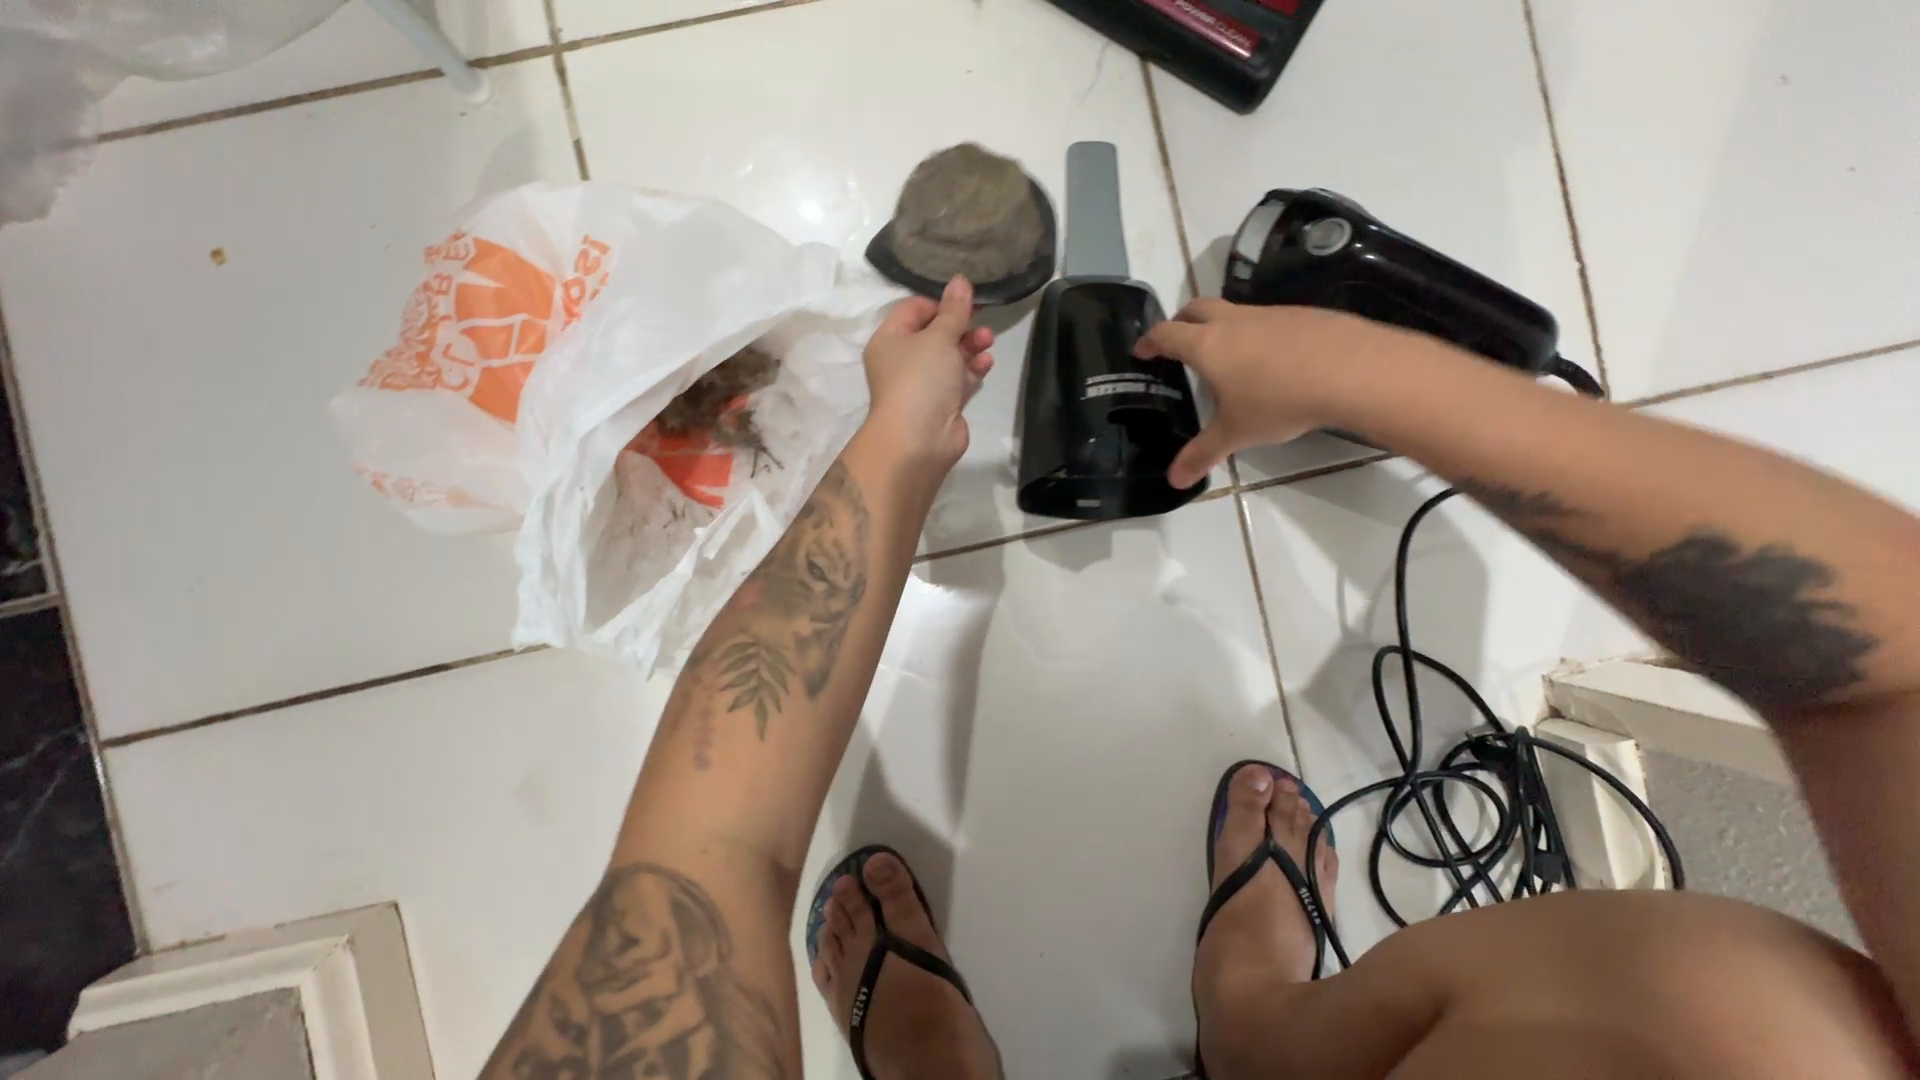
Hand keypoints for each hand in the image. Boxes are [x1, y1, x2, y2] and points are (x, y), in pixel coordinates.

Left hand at [862, 276, 995, 471]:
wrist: (919, 439)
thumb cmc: (920, 379)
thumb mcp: (938, 336)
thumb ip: (954, 309)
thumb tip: (960, 279)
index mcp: (889, 340)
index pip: (913, 309)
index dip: (939, 301)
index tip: (965, 299)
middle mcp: (902, 361)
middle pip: (934, 333)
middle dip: (960, 325)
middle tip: (982, 319)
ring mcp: (922, 384)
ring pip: (949, 356)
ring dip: (970, 345)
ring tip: (988, 340)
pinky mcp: (941, 404)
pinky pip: (958, 379)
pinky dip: (972, 369)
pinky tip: (986, 362)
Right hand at [1135, 299, 1403, 487]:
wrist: (1352, 370)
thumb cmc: (1279, 400)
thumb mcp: (1236, 433)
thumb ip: (1203, 454)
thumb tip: (1174, 481)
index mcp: (1207, 345)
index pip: (1166, 334)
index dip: (1150, 341)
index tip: (1141, 351)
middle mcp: (1234, 321)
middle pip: (1196, 308)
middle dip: (1180, 322)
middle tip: (1176, 342)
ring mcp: (1270, 314)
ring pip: (1234, 312)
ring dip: (1221, 327)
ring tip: (1226, 356)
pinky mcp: (1303, 316)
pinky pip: (1268, 321)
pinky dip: (1257, 335)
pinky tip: (1273, 362)